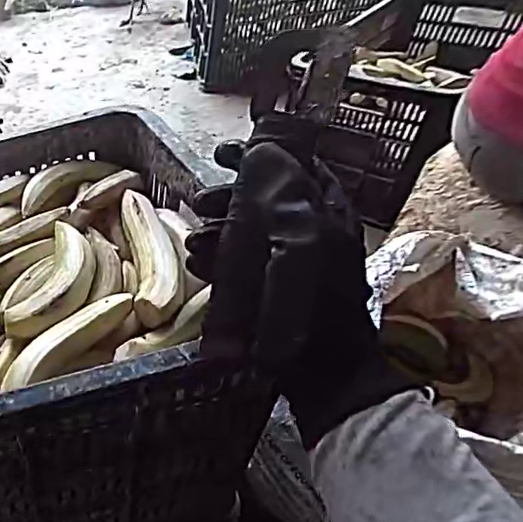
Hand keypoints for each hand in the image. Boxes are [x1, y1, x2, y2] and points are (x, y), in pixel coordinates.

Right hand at [186, 118, 417, 445]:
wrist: (326, 368)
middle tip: (198, 200)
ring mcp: (295, 267)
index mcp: (329, 213)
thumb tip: (261, 153)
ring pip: (252, 234)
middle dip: (229, 199)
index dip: (261, 156)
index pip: (297, 168)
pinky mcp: (278, 294)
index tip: (224, 154)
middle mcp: (314, 233)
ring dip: (220, 231)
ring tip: (193, 237)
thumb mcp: (302, 234)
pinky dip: (222, 261)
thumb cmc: (319, 302)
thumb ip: (283, 191)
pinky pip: (246, 266)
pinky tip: (200, 263)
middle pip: (267, 201)